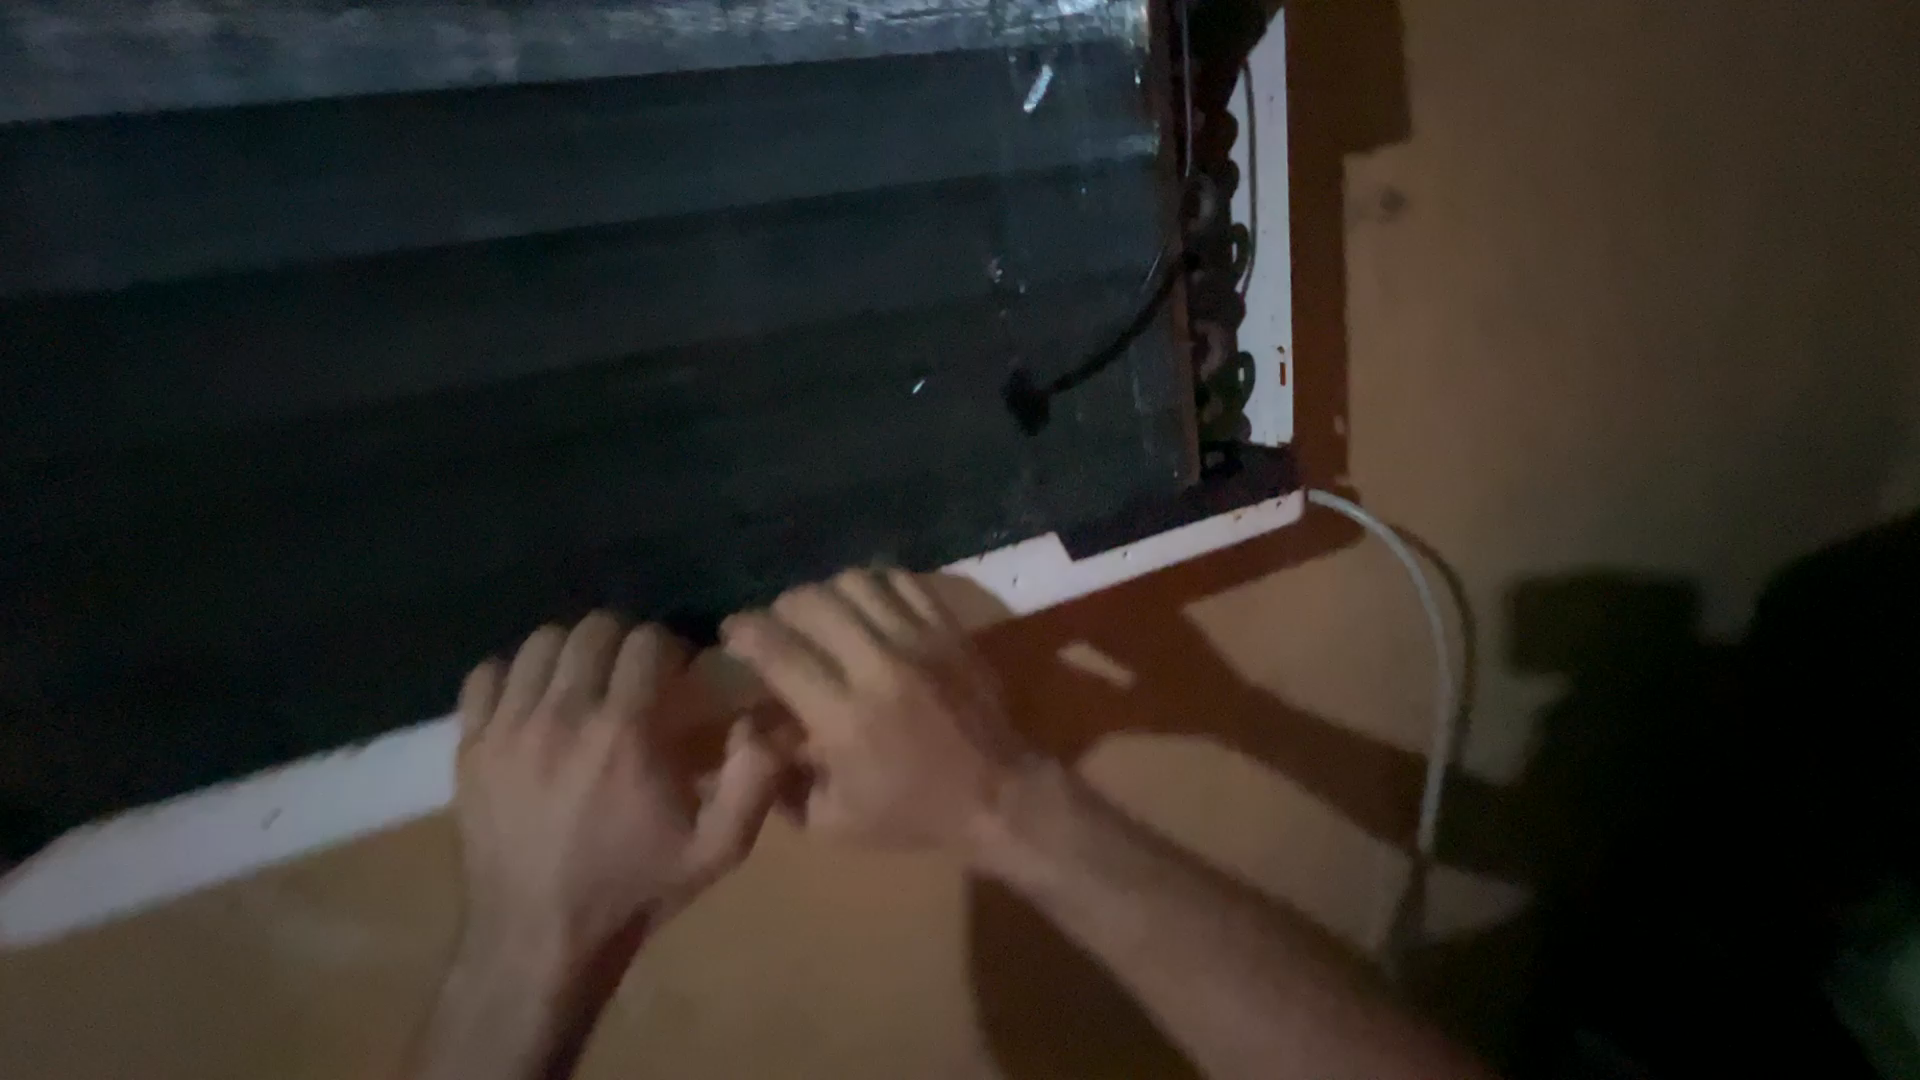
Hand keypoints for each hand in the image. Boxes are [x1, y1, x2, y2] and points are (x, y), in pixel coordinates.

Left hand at [453, 613, 782, 973]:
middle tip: (635, 673)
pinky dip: (515, 674)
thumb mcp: (719, 847)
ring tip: (587, 680)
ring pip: (540, 643)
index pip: (646, 641)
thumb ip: (756, 779)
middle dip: (623, 640)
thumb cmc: (637, 887)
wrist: (538, 942)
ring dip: (572, 650)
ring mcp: (507, 730)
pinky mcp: (468, 749)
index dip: (669, 648)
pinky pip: (486, 676)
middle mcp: (562, 716)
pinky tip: (535, 699)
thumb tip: (768, 720)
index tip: (676, 674)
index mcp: (624, 732)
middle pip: (592, 630)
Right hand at [720, 569, 1037, 854]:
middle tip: (780, 625)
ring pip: (856, 582)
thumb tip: (751, 726)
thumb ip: (781, 776)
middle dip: (782, 607)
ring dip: (827, 592)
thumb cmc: (914, 813)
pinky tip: (867, 605)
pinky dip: (874, 585)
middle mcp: (879, 667)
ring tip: (824, 613)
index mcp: (845, 719)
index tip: (732, 630)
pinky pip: (902, 581)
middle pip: (812, 602)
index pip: (778, 652)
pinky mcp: (950, 628)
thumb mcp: (832, 820)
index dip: (744, 632)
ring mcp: (921, 640)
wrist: (999, 793)